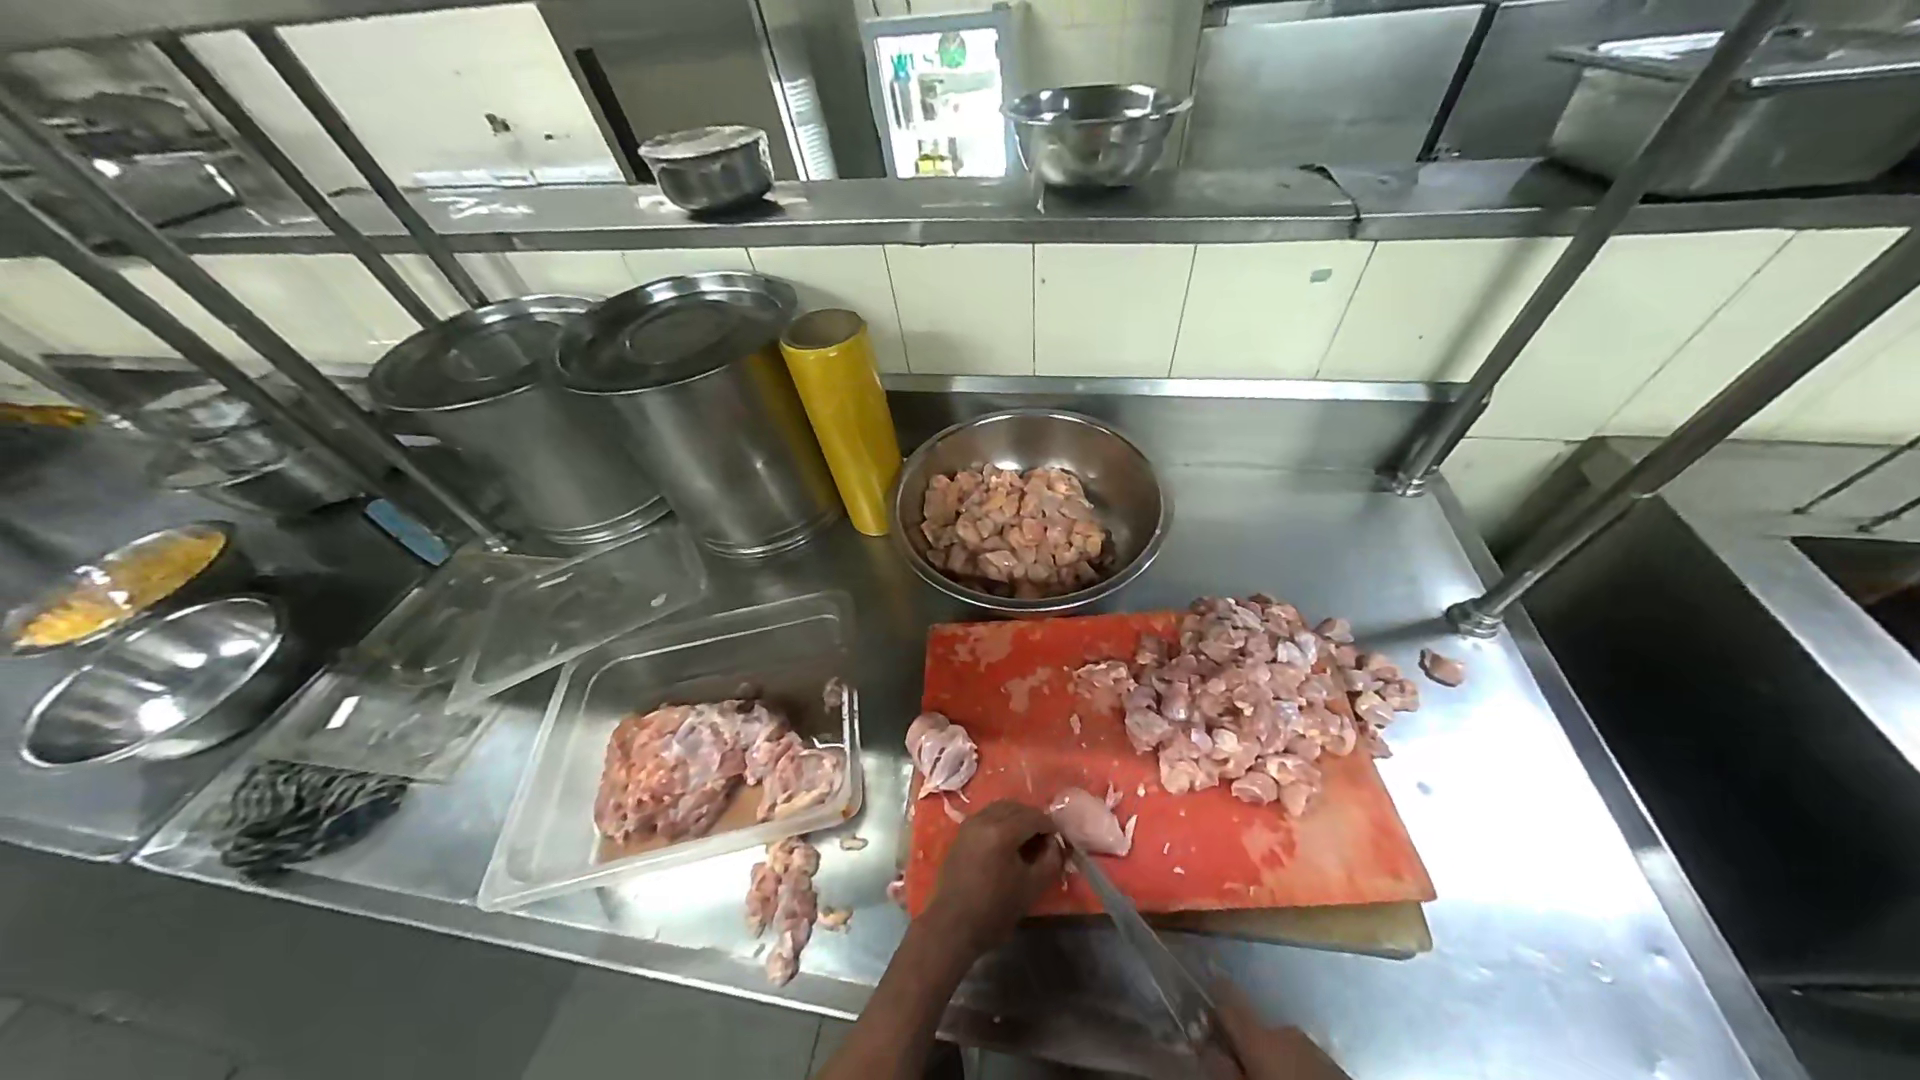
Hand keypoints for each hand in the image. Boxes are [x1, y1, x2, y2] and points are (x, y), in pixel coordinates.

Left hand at [921, 800, 1064, 955]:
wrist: (954, 925)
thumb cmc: (995, 910)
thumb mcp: (1032, 887)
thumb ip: (1050, 860)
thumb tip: (1055, 843)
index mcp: (1002, 832)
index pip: (1034, 817)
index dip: (1050, 826)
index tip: (1058, 840)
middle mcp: (984, 819)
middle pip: (1016, 807)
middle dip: (1033, 819)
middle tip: (1045, 839)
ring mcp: (970, 824)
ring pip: (1000, 808)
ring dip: (1017, 817)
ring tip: (1027, 839)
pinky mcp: (961, 832)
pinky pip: (987, 815)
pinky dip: (1001, 820)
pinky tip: (1007, 841)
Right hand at [1199, 979, 1349, 1079]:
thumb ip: (1221, 1068)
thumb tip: (1204, 1045)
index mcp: (1258, 1035)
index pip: (1226, 997)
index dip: (1211, 995)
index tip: (1201, 1000)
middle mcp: (1283, 1029)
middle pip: (1253, 1027)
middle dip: (1244, 1043)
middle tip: (1239, 1064)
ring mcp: (1312, 1046)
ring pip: (1279, 1044)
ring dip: (1270, 1058)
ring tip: (1268, 1076)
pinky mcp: (1333, 1063)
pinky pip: (1300, 1058)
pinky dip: (1292, 1067)